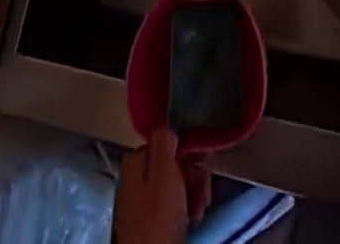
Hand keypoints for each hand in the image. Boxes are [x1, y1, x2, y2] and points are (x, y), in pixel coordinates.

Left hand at [112, 128, 208, 243]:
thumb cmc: (157, 215)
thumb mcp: (164, 171)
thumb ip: (165, 141)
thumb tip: (168, 122)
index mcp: (137, 159)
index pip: (170, 141)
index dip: (190, 151)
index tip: (203, 164)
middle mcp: (136, 174)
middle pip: (174, 162)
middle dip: (194, 174)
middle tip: (202, 190)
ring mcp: (141, 197)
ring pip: (176, 181)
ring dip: (193, 191)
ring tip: (199, 206)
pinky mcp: (149, 217)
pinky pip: (172, 201)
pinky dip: (185, 205)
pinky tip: (193, 215)